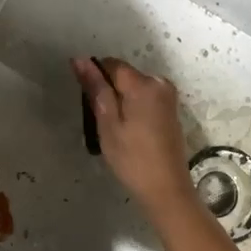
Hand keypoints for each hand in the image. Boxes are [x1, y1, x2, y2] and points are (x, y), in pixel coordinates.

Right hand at [72, 57, 193, 214]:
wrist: (167, 191)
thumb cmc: (133, 159)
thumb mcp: (107, 123)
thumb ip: (96, 88)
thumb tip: (80, 59)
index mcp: (144, 84)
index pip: (111, 64)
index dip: (95, 77)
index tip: (87, 101)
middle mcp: (159, 83)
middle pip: (123, 75)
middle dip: (108, 90)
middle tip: (100, 121)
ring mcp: (168, 97)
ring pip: (133, 87)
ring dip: (119, 100)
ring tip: (113, 129)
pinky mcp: (170, 110)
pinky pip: (144, 98)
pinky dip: (132, 108)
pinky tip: (129, 132)